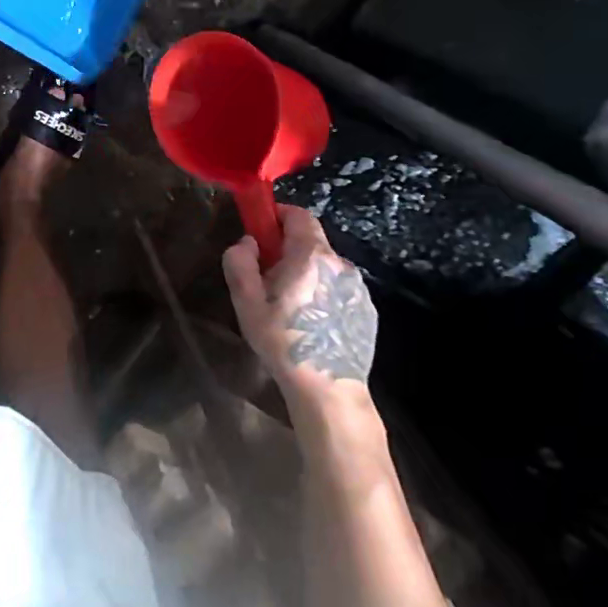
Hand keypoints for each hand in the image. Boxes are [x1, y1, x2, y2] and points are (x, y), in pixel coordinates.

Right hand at [224, 205, 377, 405]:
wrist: (329, 392)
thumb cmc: (285, 342)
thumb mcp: (248, 304)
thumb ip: (240, 263)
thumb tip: (247, 242)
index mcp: (312, 255)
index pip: (298, 214)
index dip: (277, 217)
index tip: (261, 234)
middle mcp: (340, 263)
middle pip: (311, 241)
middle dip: (288, 250)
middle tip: (268, 279)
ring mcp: (357, 287)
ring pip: (324, 267)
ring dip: (306, 274)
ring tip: (290, 309)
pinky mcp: (366, 310)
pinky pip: (338, 289)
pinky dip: (323, 294)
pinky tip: (312, 326)